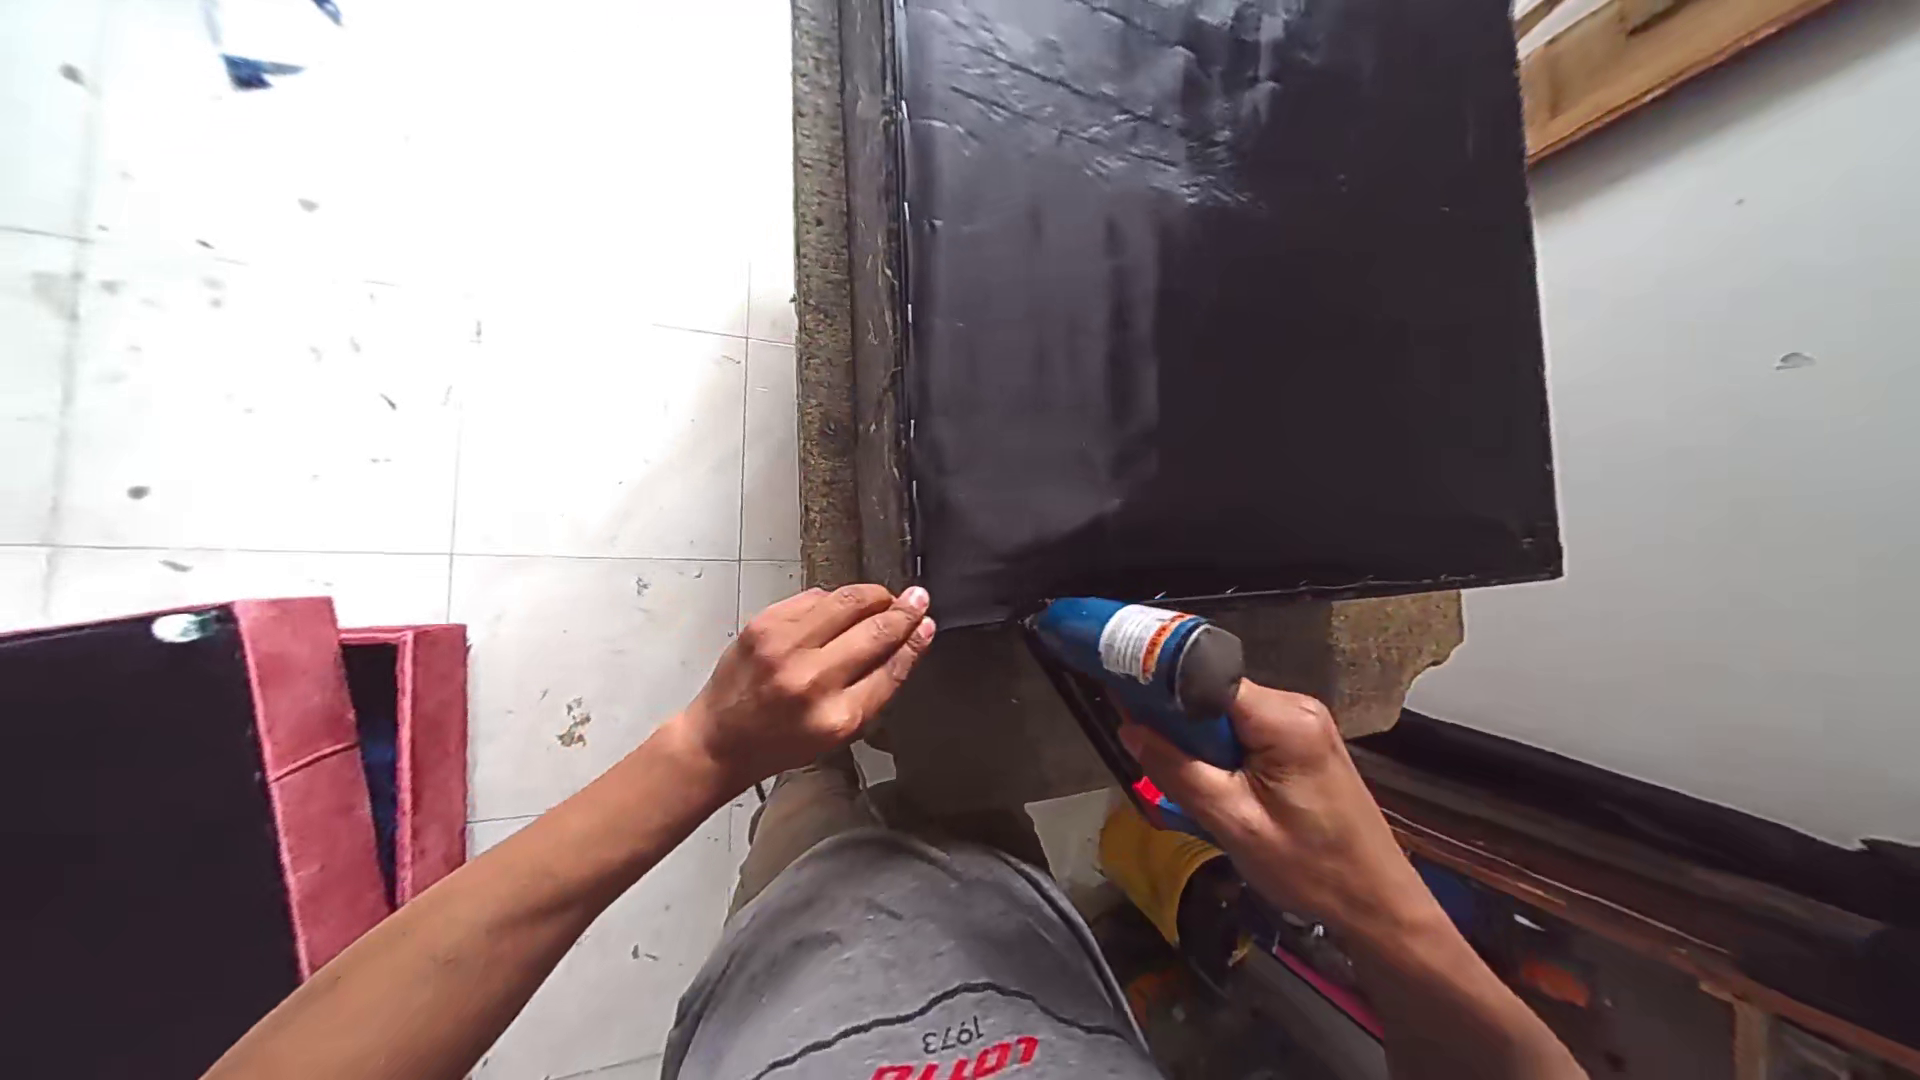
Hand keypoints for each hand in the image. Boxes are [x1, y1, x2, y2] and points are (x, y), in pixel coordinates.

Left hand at [681, 583, 934, 791]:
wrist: (718, 739)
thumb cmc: (782, 741)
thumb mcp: (840, 730)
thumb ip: (878, 687)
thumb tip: (910, 641)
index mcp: (837, 716)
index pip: (891, 667)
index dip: (915, 641)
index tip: (927, 623)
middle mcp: (811, 679)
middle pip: (874, 630)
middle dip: (903, 610)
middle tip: (918, 598)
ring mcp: (784, 646)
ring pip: (847, 601)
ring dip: (873, 595)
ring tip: (885, 598)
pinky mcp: (764, 624)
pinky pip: (815, 596)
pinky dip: (836, 598)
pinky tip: (843, 606)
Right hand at [1119, 681, 1440, 946]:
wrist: (1379, 907)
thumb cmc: (1312, 869)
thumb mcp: (1233, 823)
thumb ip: (1176, 770)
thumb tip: (1129, 728)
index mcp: (1284, 719)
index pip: (1205, 678)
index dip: (1162, 686)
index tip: (1124, 698)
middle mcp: (1295, 706)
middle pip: (1212, 693)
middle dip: (1179, 721)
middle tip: (1153, 752)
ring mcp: (1301, 721)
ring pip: (1224, 711)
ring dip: (1198, 739)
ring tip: (1186, 775)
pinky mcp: (1301, 738)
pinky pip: (1243, 727)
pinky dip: (1220, 748)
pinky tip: (1216, 779)